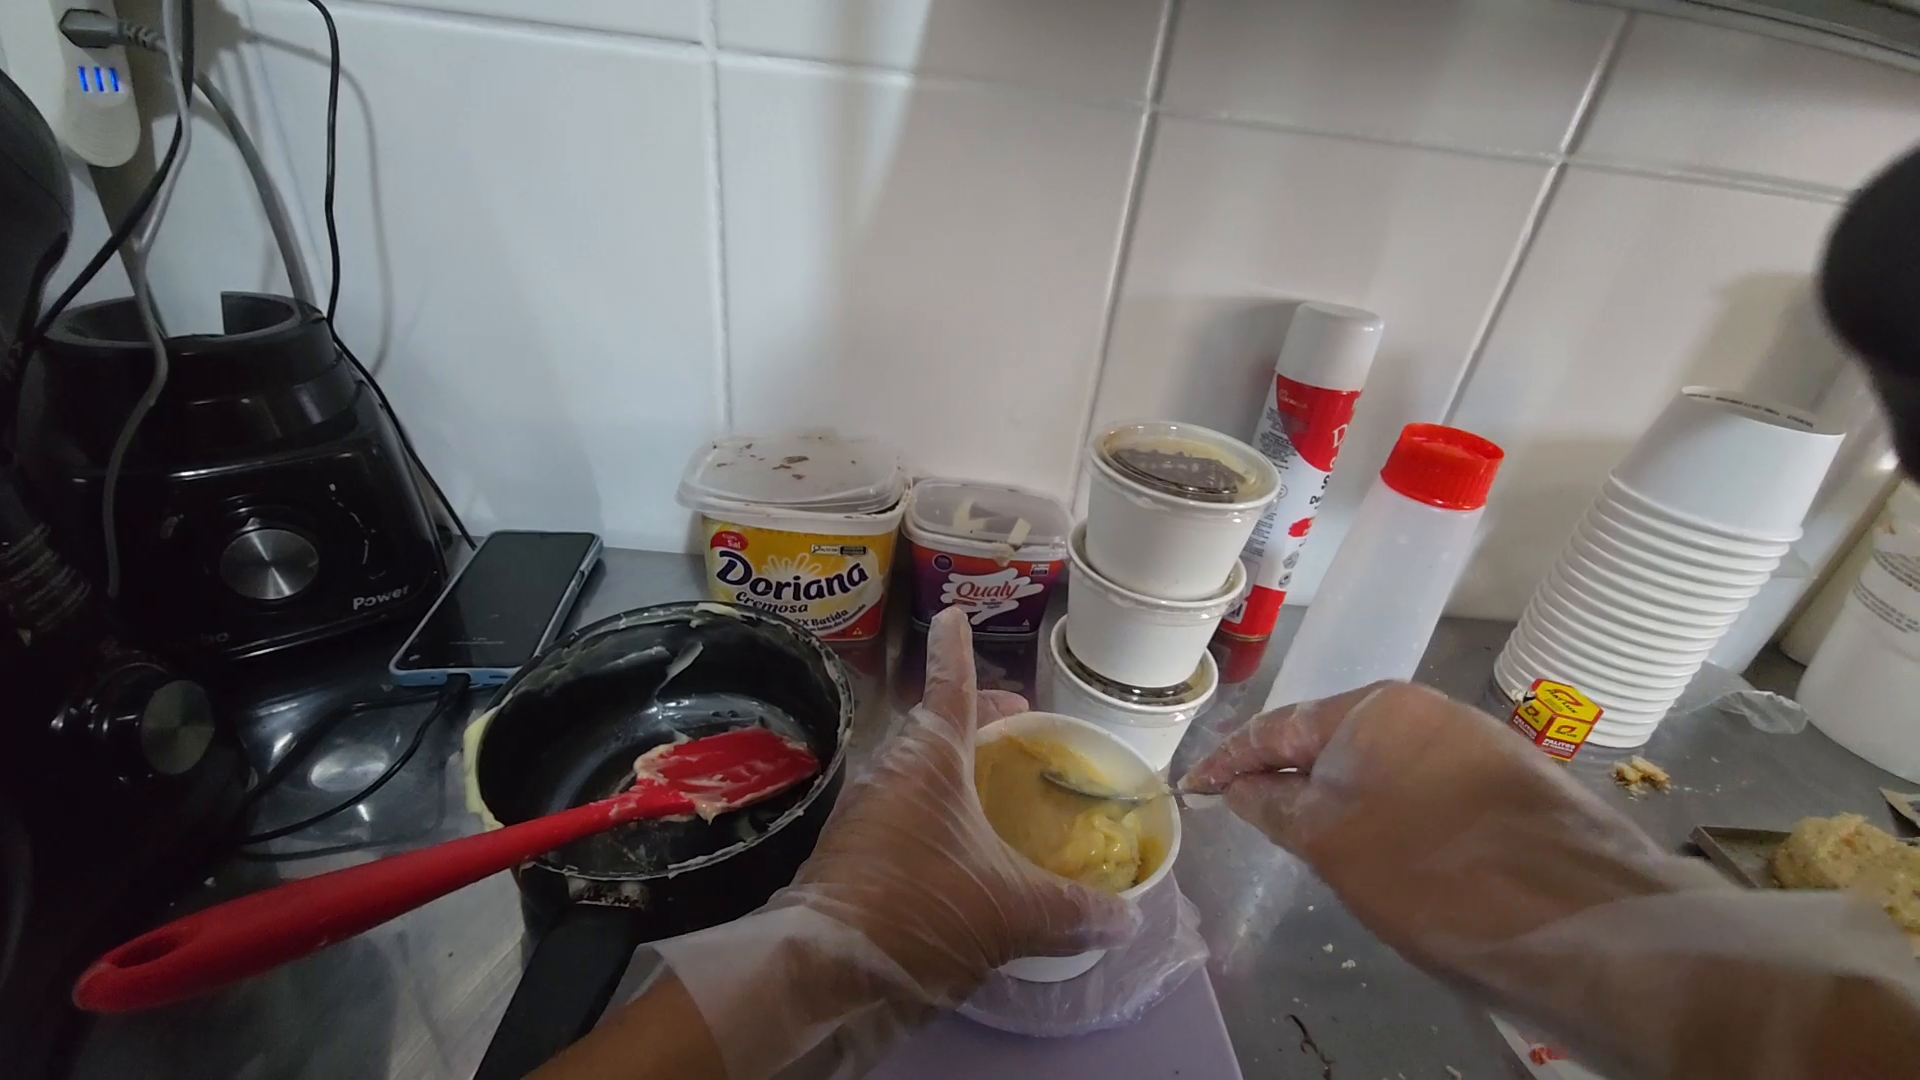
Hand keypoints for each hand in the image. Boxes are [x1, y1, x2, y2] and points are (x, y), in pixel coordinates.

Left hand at [781, 606, 1140, 998]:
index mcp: (931, 756)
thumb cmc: (919, 906)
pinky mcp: (852, 842)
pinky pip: (902, 801)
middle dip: (979, 715)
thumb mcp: (1009, 911)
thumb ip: (1071, 910)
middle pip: (939, 723)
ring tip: (994, 785)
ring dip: (955, 762)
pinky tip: (957, 840)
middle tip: (1018, 726)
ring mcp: (867, 803)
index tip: (954, 612)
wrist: (820, 966)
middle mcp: (894, 766)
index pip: (951, 684)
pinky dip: (934, 801)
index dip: (957, 647)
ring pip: (918, 763)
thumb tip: (1128, 920)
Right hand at [1181, 683, 1919, 1079]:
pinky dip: (1381, 807)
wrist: (1598, 930)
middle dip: (1282, 774)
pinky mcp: (1508, 782)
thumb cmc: (1437, 876)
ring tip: (1303, 830)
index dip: (1228, 761)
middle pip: (1327, 739)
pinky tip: (1377, 841)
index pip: (1277, 727)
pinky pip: (1417, 784)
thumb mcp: (1333, 844)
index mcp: (1374, 708)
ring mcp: (1471, 742)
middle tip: (1242, 808)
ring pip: (1375, 764)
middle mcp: (1423, 709)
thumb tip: (1236, 787)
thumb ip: (1273, 806)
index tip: (1194, 787)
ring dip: (1333, 793)